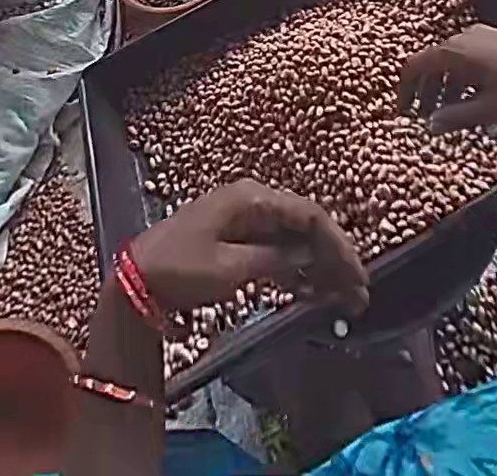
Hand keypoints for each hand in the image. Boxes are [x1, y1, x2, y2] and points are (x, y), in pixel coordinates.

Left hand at [129, 180, 368, 314]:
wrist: (137, 278)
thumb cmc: (180, 266)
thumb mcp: (229, 268)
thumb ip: (274, 260)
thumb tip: (311, 257)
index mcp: (252, 198)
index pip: (308, 214)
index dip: (337, 243)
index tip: (357, 273)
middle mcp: (254, 202)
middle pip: (306, 225)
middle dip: (334, 256)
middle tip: (358, 291)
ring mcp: (246, 220)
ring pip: (295, 239)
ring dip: (320, 266)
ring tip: (345, 297)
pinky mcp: (239, 239)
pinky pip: (278, 251)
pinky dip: (297, 271)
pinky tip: (314, 292)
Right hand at [398, 25, 496, 145]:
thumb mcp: (489, 111)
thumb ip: (454, 117)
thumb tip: (429, 124)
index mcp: (457, 50)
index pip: (417, 65)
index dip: (406, 89)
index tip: (403, 111)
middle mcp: (469, 36)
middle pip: (436, 61)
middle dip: (429, 89)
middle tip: (428, 116)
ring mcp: (490, 35)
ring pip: (457, 60)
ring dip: (450, 85)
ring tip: (455, 112)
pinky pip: (476, 57)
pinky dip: (469, 78)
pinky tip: (481, 99)